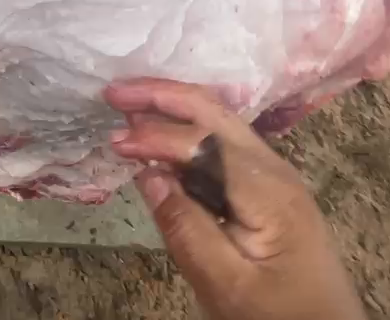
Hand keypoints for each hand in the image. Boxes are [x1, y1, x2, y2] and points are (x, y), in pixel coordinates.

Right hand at [106, 79, 364, 319]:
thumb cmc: (277, 317)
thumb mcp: (227, 288)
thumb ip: (186, 229)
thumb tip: (147, 173)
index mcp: (268, 191)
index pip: (202, 143)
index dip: (154, 136)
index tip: (113, 143)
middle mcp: (274, 167)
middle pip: (211, 110)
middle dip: (159, 94)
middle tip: (112, 92)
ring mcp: (272, 171)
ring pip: (216, 116)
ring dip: (169, 102)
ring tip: (126, 102)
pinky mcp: (265, 183)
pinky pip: (219, 136)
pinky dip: (182, 122)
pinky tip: (158, 130)